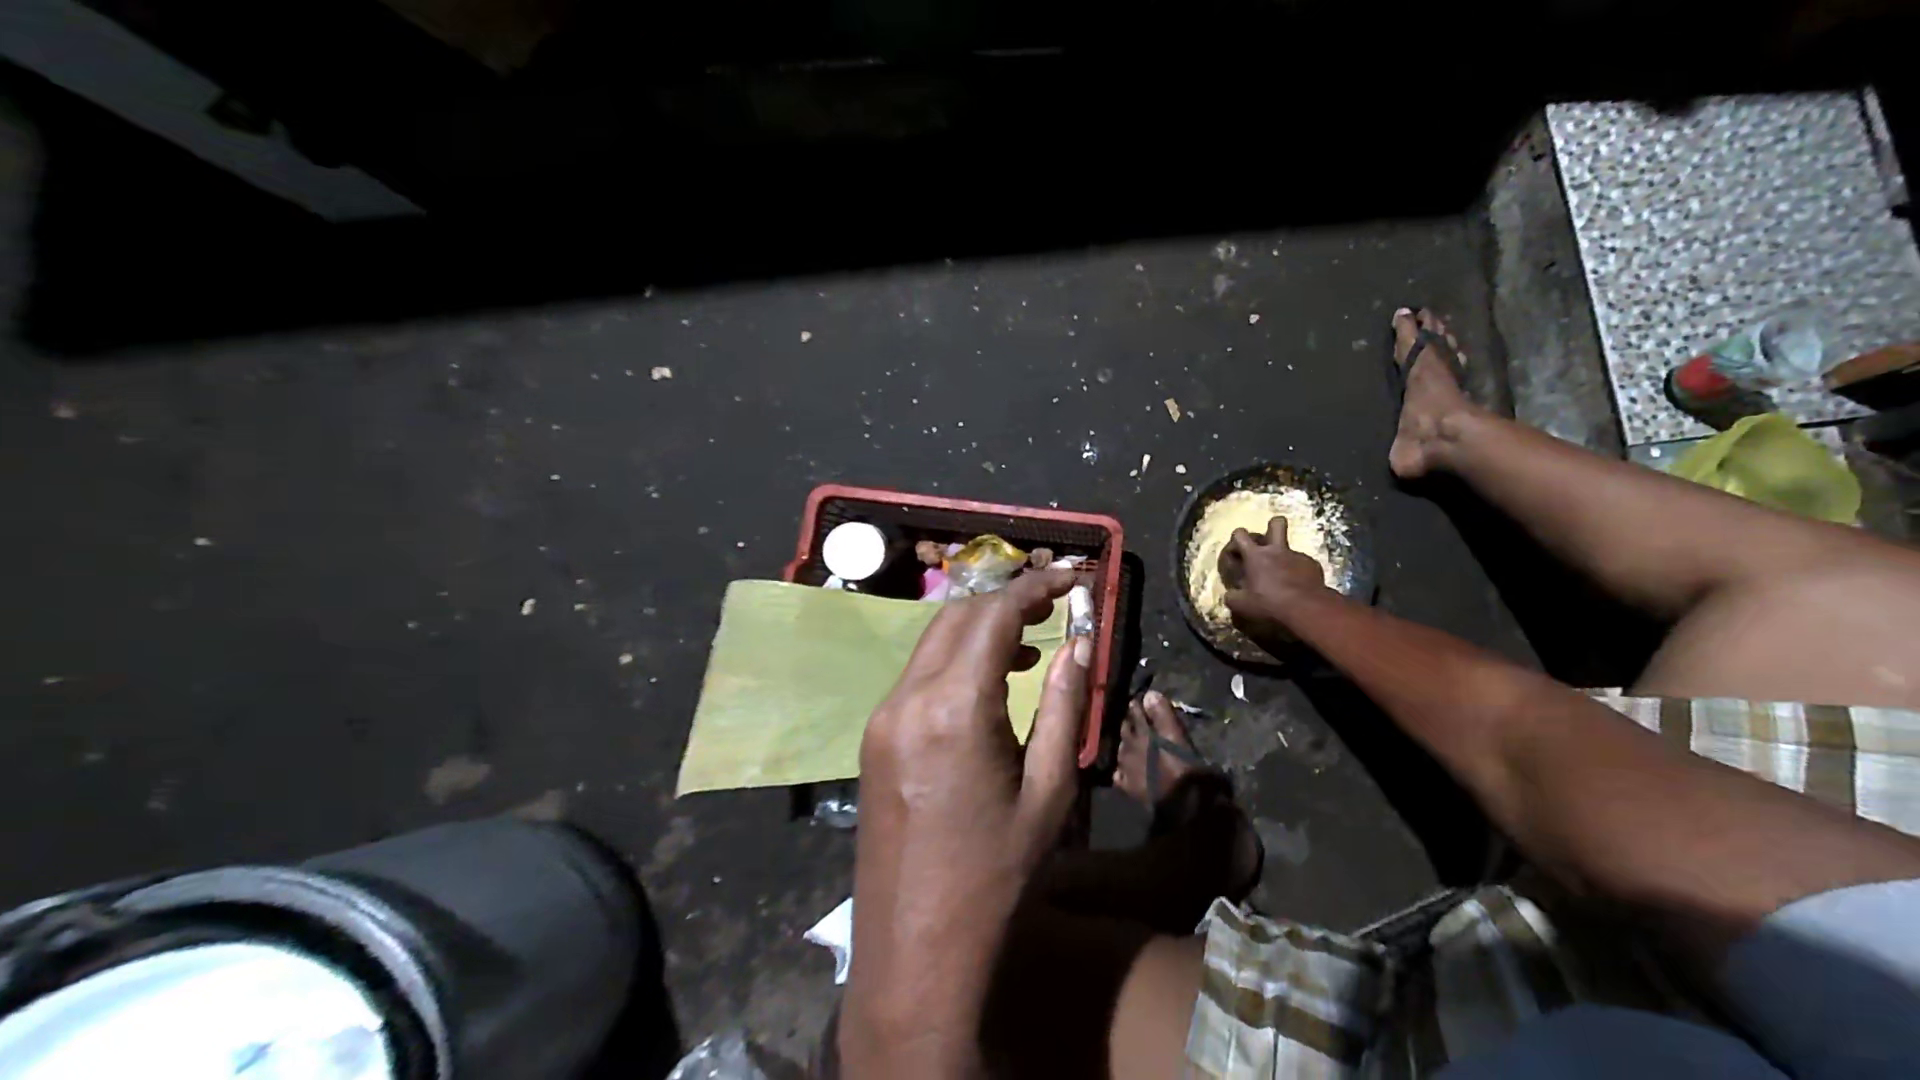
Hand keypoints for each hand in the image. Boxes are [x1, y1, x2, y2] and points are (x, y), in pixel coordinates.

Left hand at [842, 568, 1091, 1077]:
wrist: (915, 947)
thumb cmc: (996, 877)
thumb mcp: (1048, 792)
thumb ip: (1065, 707)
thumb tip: (1079, 646)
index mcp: (953, 706)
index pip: (995, 615)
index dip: (1036, 587)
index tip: (1072, 577)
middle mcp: (907, 697)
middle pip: (958, 616)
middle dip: (1007, 601)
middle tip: (1055, 608)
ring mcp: (882, 716)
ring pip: (933, 642)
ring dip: (981, 630)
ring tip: (1032, 647)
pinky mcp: (874, 737)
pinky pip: (918, 676)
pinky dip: (956, 662)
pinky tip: (989, 686)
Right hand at [1220, 516, 1336, 641]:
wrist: (1307, 609)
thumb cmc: (1269, 604)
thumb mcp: (1240, 605)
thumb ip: (1232, 596)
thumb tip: (1230, 594)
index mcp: (1255, 556)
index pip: (1240, 534)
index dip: (1236, 539)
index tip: (1236, 553)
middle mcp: (1277, 551)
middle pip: (1277, 523)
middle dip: (1272, 526)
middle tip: (1268, 542)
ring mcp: (1297, 556)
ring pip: (1290, 549)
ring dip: (1284, 559)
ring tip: (1283, 576)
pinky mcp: (1314, 566)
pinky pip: (1303, 564)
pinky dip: (1299, 573)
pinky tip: (1298, 587)